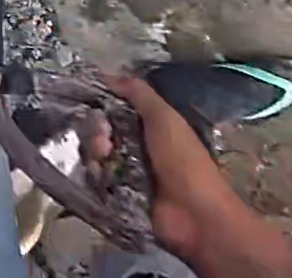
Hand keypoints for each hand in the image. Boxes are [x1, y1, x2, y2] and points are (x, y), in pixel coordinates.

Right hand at [108, 76, 291, 277]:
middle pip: (96, 128)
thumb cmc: (184, 162)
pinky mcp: (116, 194)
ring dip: (94, 149)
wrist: (199, 217)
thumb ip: (137, 92)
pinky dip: (94, 172)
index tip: (94, 104)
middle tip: (104, 137)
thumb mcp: (165, 117)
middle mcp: (132, 147)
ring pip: (92, 151)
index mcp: (146, 127)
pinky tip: (103, 173)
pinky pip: (92, 176)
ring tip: (106, 155)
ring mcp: (124, 171)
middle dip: (94, 129)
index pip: (109, 108)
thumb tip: (105, 73)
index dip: (98, 104)